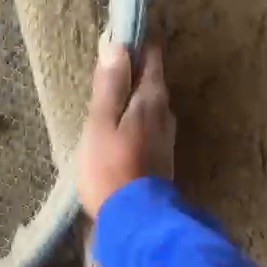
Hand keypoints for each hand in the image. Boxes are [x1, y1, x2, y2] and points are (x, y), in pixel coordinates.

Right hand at [75, 41, 177, 217]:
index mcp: (152, 98)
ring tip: (109, 116)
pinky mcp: (161, 163)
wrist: (133, 221)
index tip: (112, 51)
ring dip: (132, 108)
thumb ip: (108, 87)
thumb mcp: (100, 125)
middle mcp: (166, 113)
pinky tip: (120, 142)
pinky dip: (135, 130)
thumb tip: (116, 46)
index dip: (133, 47)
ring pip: (150, 111)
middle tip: (105, 86)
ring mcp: (167, 140)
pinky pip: (148, 134)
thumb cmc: (110, 170)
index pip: (151, 55)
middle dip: (131, 79)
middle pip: (151, 83)